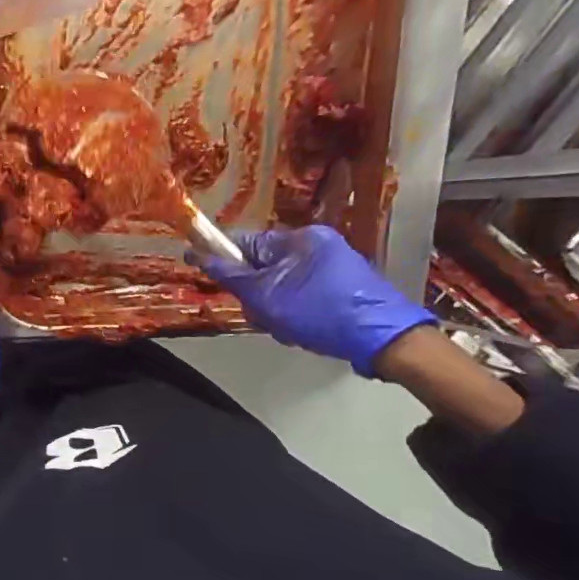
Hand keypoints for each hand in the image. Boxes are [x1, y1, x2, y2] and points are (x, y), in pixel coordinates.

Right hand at [192, 225, 436, 376]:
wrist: (383, 339)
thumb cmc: (321, 313)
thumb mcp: (268, 297)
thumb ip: (232, 277)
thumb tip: (200, 255)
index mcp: (299, 240)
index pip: (245, 242)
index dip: (220, 256)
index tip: (194, 263)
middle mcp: (316, 245)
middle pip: (263, 267)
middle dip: (256, 295)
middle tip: (262, 316)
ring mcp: (332, 265)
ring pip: (280, 285)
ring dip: (274, 309)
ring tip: (287, 329)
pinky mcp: (341, 286)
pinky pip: (300, 294)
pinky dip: (293, 312)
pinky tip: (301, 331)